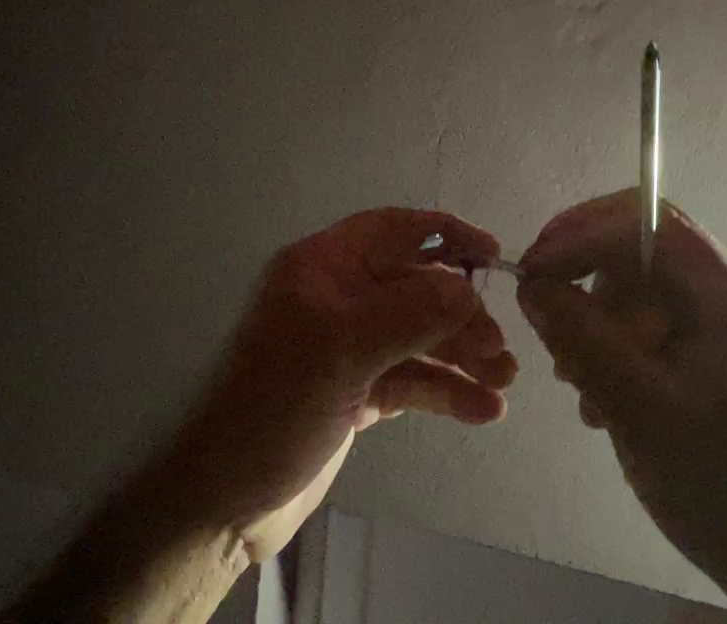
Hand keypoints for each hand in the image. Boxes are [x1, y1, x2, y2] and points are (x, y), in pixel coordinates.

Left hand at [168, 208, 518, 561]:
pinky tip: (482, 411)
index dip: (444, 234)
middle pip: (414, 288)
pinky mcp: (353, 393)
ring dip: (461, 357)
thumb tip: (468, 292)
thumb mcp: (342, 348)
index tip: (492, 252)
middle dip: (460, 315)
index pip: (392, 230)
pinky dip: (444, 391)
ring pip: (417, 338)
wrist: (224, 496)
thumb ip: (411, 312)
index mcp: (323, 268)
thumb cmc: (274, 405)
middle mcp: (336, 300)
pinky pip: (409, 380)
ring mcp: (345, 349)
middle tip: (499, 351)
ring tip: (502, 384)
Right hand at [515, 191, 726, 607]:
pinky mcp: (716, 350)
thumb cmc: (718, 485)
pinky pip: (650, 319)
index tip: (530, 271)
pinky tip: (598, 393)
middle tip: (539, 299)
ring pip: (640, 283)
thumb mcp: (638, 409)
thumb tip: (529, 283)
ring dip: (594, 312)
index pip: (650, 225)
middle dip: (583, 268)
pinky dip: (613, 341)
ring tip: (571, 372)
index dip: (581, 236)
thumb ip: (581, 338)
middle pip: (645, 245)